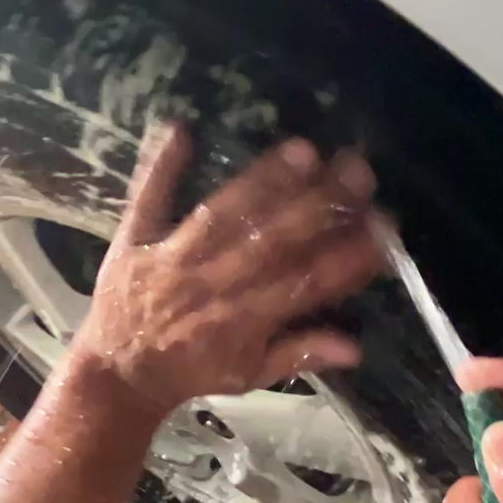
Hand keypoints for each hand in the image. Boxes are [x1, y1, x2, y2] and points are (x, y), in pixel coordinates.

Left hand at [67, 123, 384, 415]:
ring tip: (304, 150)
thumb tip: (356, 348)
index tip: (385, 229)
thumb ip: (300, 355)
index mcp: (243, 320)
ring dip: (263, 182)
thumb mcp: (248, 375)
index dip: (347, 257)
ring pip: (224, 214)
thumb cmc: (190, 372)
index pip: (305, 283)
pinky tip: (180, 127)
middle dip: (319, 206)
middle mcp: (213, 283)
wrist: (117, 373)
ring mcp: (172, 256)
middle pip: (272, 239)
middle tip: (359, 171)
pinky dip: (161, 165)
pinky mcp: (135, 238)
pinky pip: (149, 198)